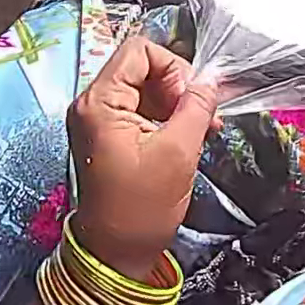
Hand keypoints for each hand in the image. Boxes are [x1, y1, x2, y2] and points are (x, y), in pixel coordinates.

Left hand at [67, 37, 216, 278]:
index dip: (174, 68)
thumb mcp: (178, 153)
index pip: (139, 51)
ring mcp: (98, 120)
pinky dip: (166, 117)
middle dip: (178, 87)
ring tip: (202, 129)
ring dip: (176, 103)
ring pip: (145, 88)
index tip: (191, 101)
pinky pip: (141, 109)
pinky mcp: (108, 135)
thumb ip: (197, 107)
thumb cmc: (142, 207)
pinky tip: (186, 137)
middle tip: (202, 117)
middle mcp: (92, 104)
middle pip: (142, 67)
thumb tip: (212, 79)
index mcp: (99, 103)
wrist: (116, 253)